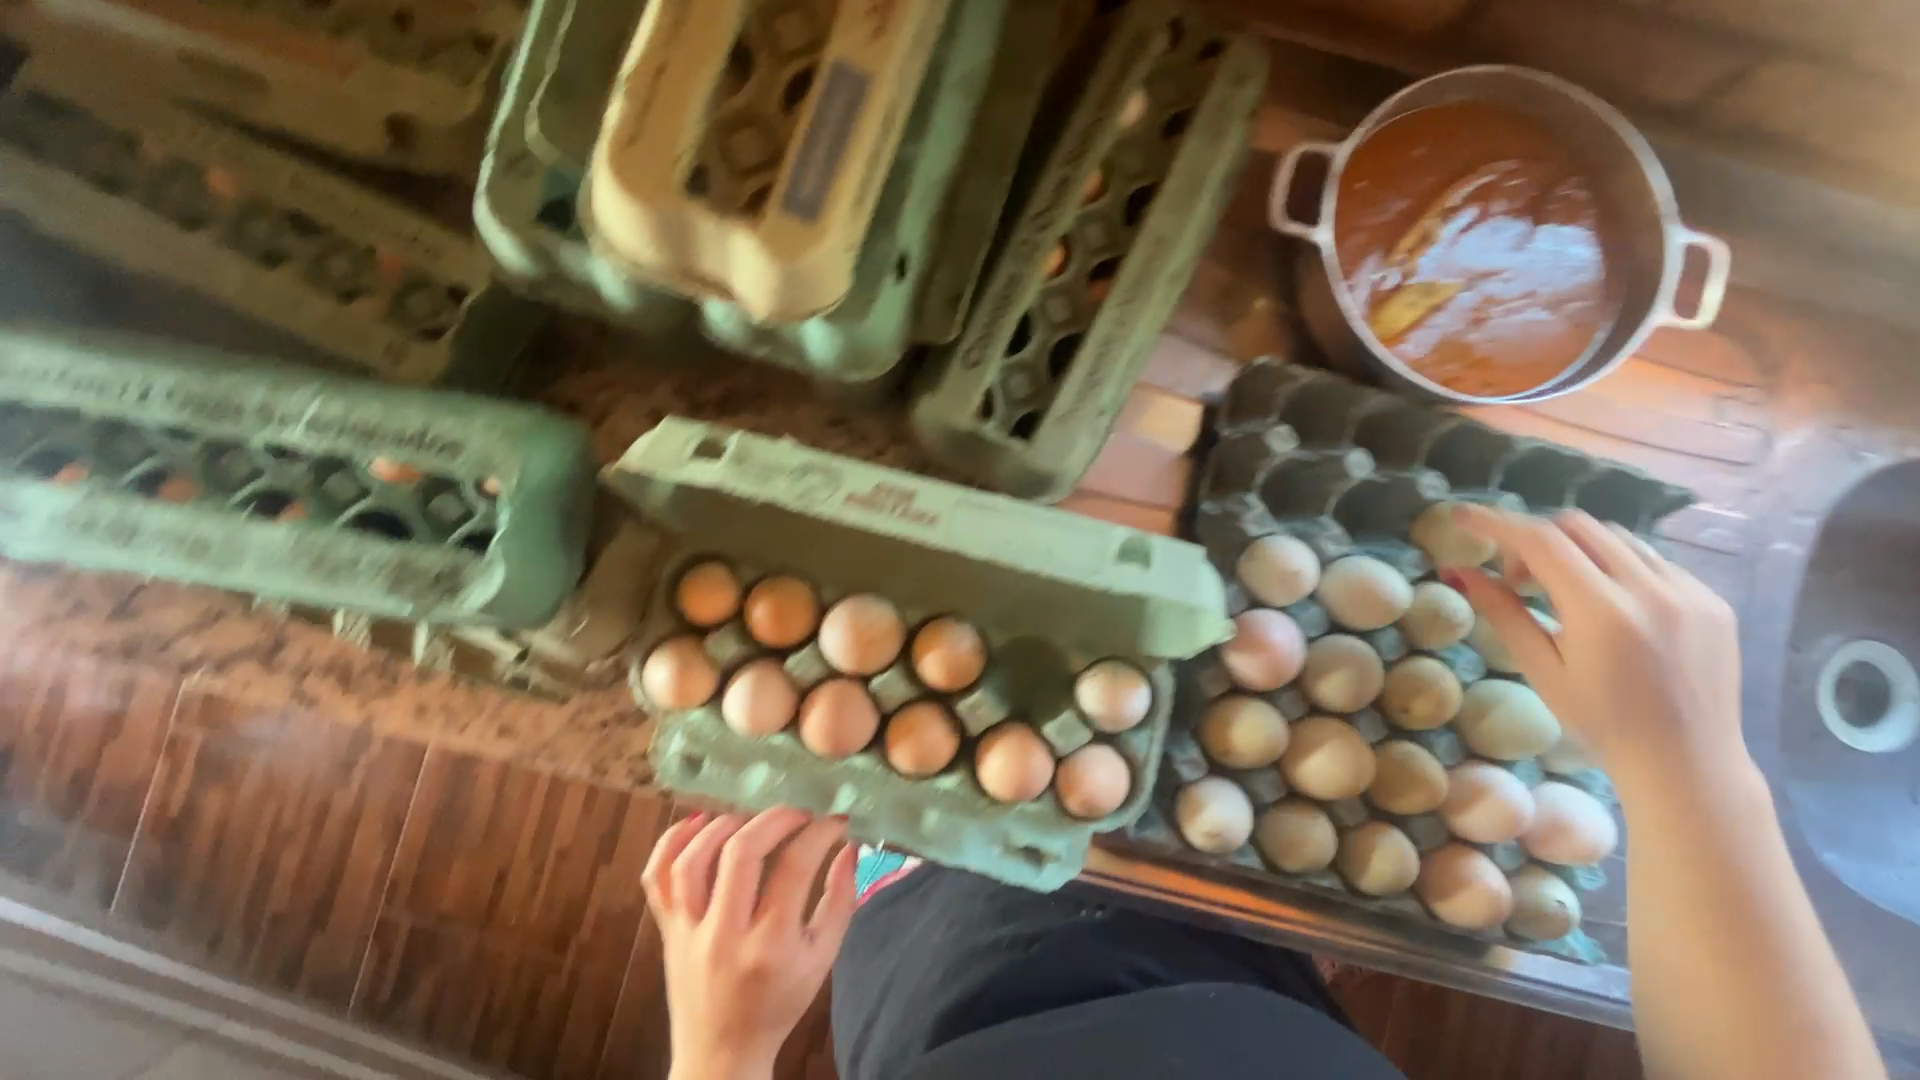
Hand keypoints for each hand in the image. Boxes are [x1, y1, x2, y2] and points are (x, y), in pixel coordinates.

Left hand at [644, 807, 857, 1079]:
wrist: (721, 1056)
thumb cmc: (779, 1005)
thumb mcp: (822, 959)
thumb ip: (840, 900)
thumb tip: (849, 846)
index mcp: (771, 945)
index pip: (795, 867)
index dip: (820, 832)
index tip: (836, 820)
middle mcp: (724, 934)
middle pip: (742, 852)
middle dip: (776, 818)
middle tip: (799, 812)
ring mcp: (687, 931)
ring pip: (695, 859)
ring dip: (727, 824)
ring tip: (754, 819)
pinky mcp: (665, 930)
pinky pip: (657, 877)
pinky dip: (673, 840)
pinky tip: (700, 822)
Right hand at [1444, 505, 1745, 787]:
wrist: (1687, 761)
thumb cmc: (1600, 723)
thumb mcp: (1541, 670)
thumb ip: (1502, 612)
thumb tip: (1458, 572)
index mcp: (1602, 611)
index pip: (1541, 541)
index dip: (1496, 522)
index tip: (1463, 515)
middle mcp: (1651, 590)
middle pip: (1578, 527)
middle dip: (1535, 540)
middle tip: (1518, 580)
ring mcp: (1689, 592)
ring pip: (1617, 537)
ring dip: (1576, 549)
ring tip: (1562, 591)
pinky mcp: (1711, 600)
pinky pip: (1653, 560)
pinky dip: (1615, 565)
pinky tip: (1608, 605)